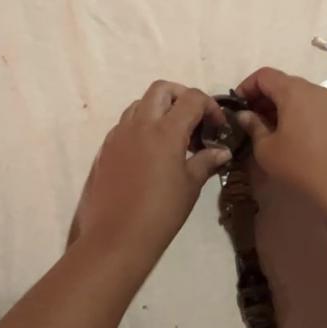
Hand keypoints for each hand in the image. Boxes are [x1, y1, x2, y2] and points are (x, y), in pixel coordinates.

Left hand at [71, 81, 230, 250]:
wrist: (115, 237)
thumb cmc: (160, 213)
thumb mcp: (189, 186)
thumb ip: (205, 162)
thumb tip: (221, 151)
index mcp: (165, 130)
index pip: (192, 99)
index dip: (210, 107)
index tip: (216, 127)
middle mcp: (139, 124)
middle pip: (161, 89)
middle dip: (181, 96)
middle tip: (194, 120)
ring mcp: (118, 134)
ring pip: (140, 104)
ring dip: (159, 109)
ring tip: (172, 136)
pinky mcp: (105, 149)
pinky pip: (125, 124)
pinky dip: (141, 126)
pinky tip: (150, 153)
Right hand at [234, 67, 326, 219]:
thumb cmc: (300, 165)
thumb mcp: (267, 149)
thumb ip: (253, 126)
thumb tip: (245, 115)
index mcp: (294, 91)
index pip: (264, 75)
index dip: (246, 87)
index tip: (237, 107)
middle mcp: (315, 89)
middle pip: (283, 82)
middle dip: (263, 97)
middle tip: (251, 119)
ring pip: (300, 94)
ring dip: (281, 105)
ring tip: (270, 128)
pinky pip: (313, 105)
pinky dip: (298, 112)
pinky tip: (293, 134)